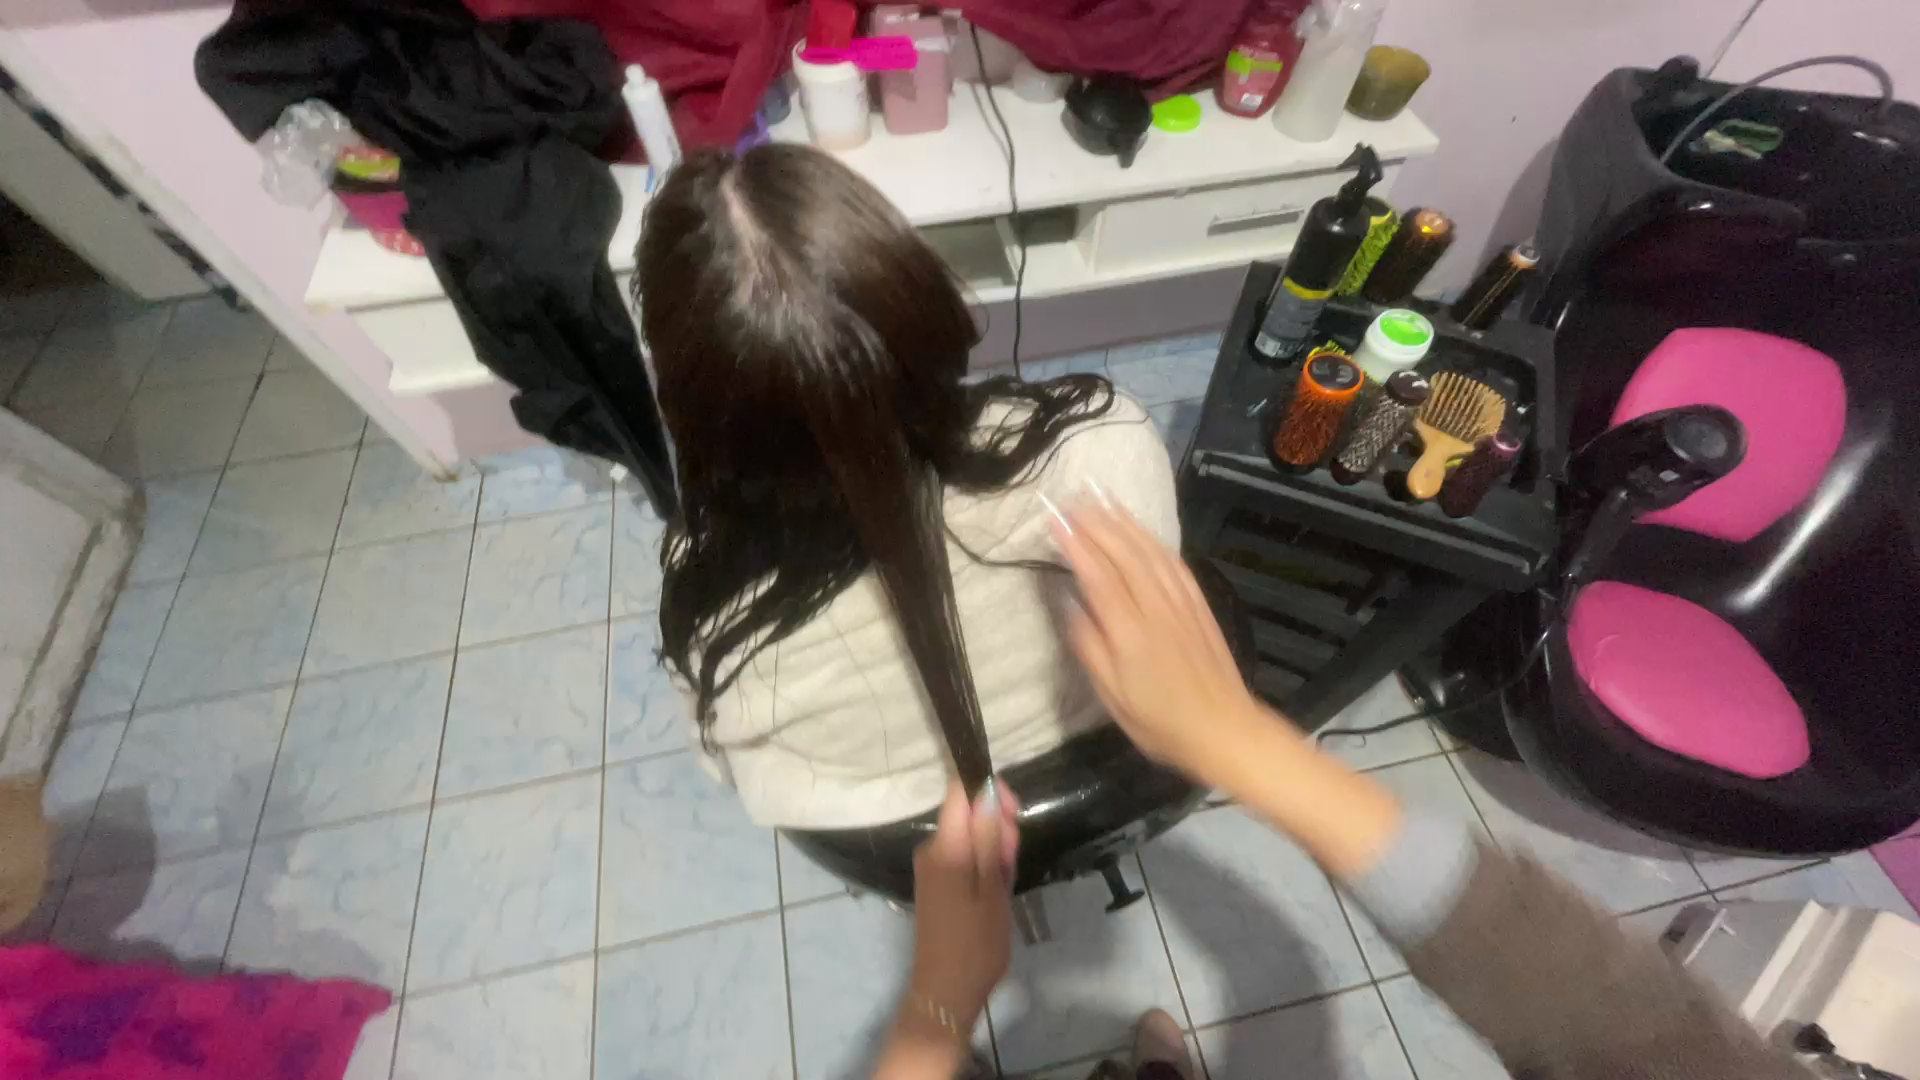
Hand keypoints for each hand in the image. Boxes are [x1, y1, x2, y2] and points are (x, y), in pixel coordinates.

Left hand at [906, 780, 1017, 1029]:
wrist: (945, 993)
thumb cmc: (975, 943)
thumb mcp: (992, 888)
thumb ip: (988, 836)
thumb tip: (987, 791)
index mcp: (944, 845)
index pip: (959, 790)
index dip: (989, 792)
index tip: (1013, 815)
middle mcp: (931, 847)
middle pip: (965, 812)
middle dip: (995, 825)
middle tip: (1011, 861)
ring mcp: (930, 864)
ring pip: (968, 835)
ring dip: (991, 848)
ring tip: (1005, 882)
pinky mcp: (935, 880)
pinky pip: (961, 854)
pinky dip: (981, 864)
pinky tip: (995, 890)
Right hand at [1055, 503, 1401, 879]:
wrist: (1226, 730)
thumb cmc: (1160, 722)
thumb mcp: (1112, 696)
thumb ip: (1088, 646)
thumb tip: (1069, 602)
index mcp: (1130, 632)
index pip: (1098, 575)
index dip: (1075, 544)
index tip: (1054, 520)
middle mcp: (1156, 608)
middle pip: (1123, 553)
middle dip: (1096, 522)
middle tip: (1071, 498)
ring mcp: (1181, 603)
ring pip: (1150, 551)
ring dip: (1123, 521)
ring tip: (1101, 498)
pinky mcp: (1198, 604)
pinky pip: (1173, 562)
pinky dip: (1153, 539)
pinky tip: (1140, 528)